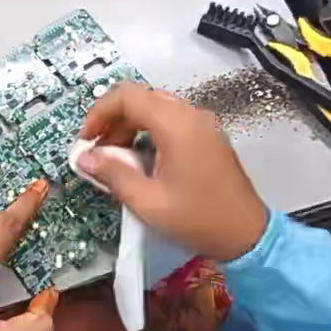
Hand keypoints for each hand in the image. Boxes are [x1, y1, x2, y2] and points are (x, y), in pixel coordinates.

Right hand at [76, 82, 267, 260]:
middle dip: (112, 120)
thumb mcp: (147, 202)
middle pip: (140, 98)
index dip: (99, 113)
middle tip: (97, 152)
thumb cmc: (197, 219)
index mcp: (176, 125)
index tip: (86, 141)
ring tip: (115, 159)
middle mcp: (191, 115)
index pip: (127, 96)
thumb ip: (113, 174)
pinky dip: (148, 131)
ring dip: (129, 126)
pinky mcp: (207, 135)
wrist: (246, 234)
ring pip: (155, 108)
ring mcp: (202, 123)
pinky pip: (170, 120)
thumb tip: (84, 158)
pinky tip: (139, 160)